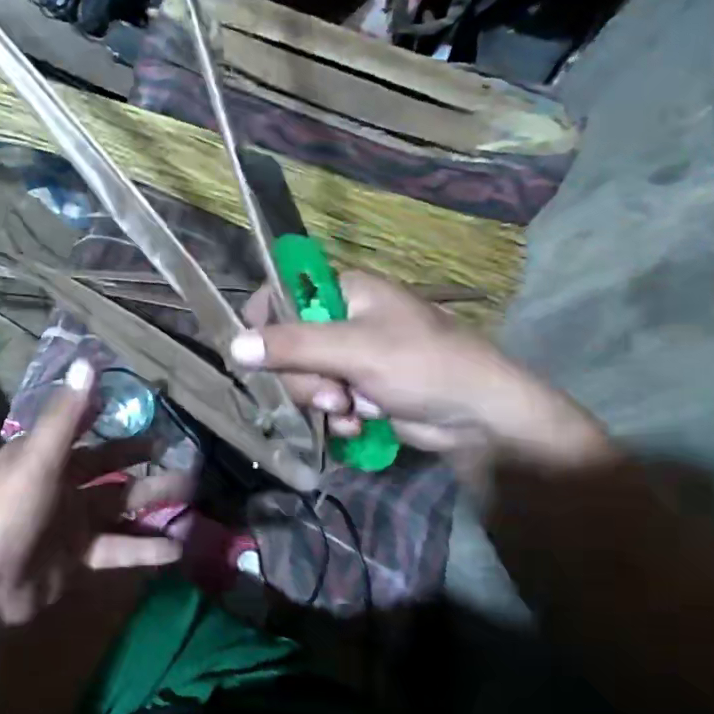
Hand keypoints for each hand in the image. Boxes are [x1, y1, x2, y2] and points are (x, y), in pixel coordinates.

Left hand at [0, 361, 189, 625]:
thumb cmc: (7, 513)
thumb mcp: (37, 459)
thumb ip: (67, 415)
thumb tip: (88, 360)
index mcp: (40, 456)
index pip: (78, 427)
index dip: (106, 415)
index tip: (143, 405)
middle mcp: (56, 485)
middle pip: (106, 468)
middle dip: (141, 461)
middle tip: (182, 454)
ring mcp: (67, 524)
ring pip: (118, 506)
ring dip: (151, 501)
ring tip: (192, 494)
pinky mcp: (77, 559)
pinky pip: (117, 548)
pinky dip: (144, 548)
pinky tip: (178, 547)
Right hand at [235, 271, 608, 468]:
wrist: (481, 418)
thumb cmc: (425, 366)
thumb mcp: (355, 350)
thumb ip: (292, 346)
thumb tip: (233, 346)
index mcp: (343, 290)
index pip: (278, 296)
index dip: (263, 326)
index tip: (260, 357)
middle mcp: (340, 318)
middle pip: (284, 346)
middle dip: (305, 379)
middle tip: (334, 395)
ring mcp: (348, 355)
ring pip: (301, 378)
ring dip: (322, 401)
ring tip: (352, 410)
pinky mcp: (356, 387)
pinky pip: (321, 399)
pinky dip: (336, 415)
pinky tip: (358, 423)